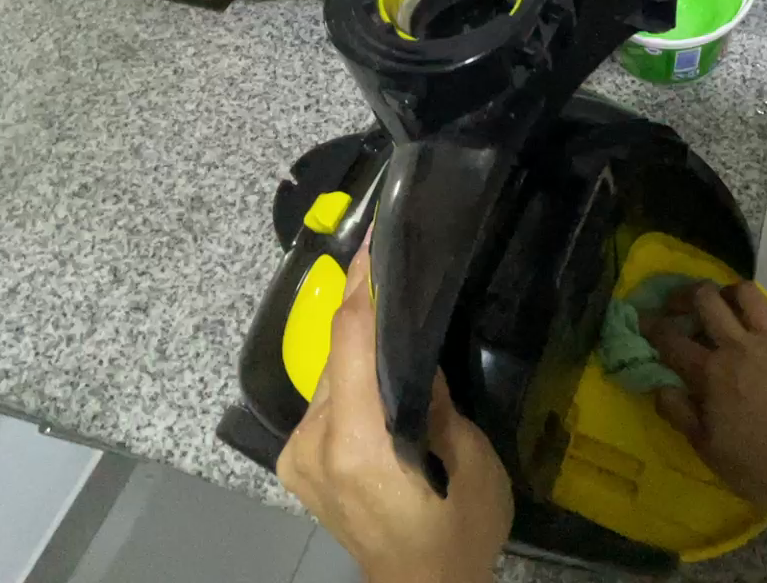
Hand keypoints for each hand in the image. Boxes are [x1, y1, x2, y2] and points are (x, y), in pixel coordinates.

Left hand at [277, 245, 513, 582]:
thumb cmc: (458, 528)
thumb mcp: (468, 457)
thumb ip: (433, 396)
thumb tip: (412, 347)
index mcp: (355, 439)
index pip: (349, 338)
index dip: (360, 282)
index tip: (375, 238)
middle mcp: (314, 443)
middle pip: (335, 352)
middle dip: (363, 306)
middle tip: (396, 263)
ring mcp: (299, 457)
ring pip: (330, 374)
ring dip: (358, 341)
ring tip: (391, 307)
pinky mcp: (299, 466)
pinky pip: (328, 398)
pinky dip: (351, 372)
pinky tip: (377, 362)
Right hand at [646, 281, 766, 528]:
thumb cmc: (765, 468)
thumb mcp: (711, 453)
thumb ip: (680, 415)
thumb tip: (659, 386)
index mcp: (712, 374)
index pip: (671, 339)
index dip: (651, 326)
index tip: (642, 321)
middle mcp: (739, 345)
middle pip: (704, 297)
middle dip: (683, 295)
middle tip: (678, 306)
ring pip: (744, 291)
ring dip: (725, 293)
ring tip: (721, 306)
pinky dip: (762, 309)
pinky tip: (759, 324)